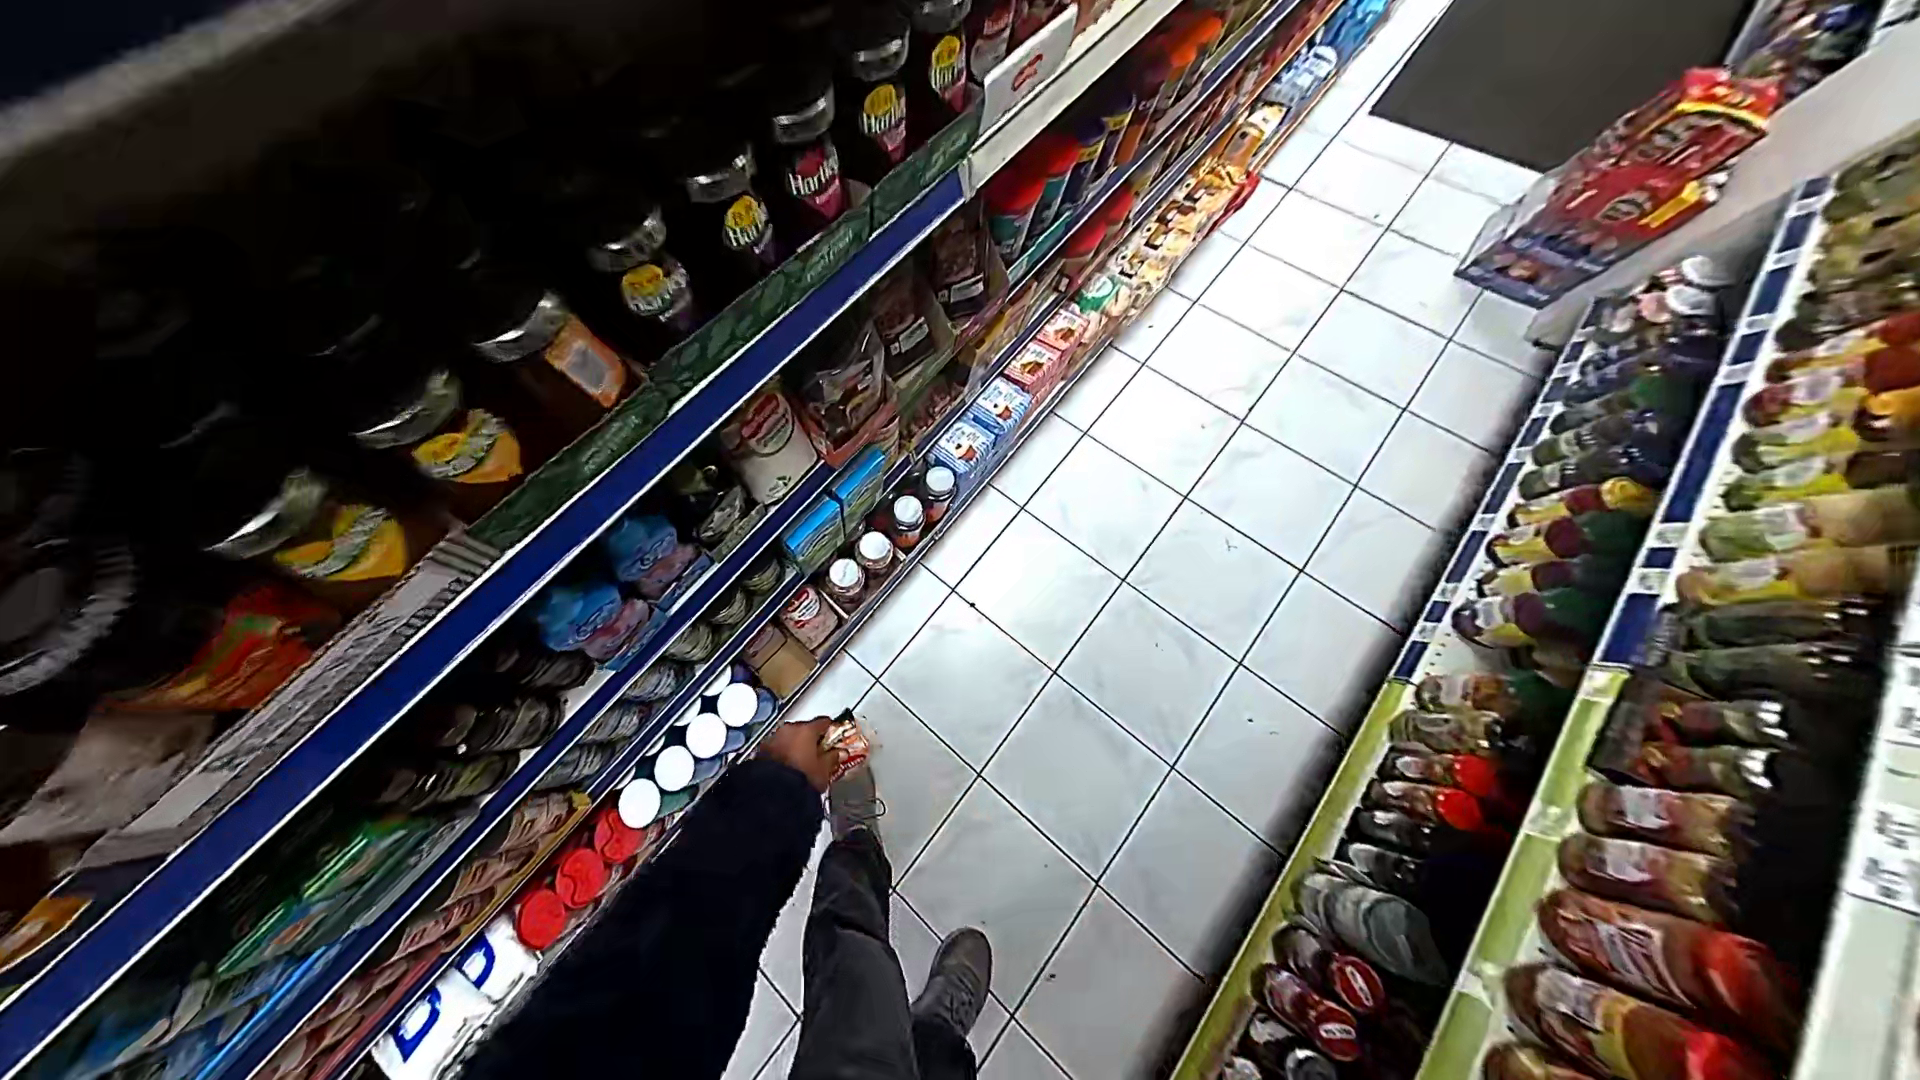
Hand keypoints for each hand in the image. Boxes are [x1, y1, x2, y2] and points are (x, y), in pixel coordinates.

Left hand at [758, 715, 841, 791]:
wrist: (773, 795)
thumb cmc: (799, 779)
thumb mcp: (823, 770)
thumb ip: (832, 758)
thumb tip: (838, 754)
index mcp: (806, 729)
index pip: (823, 722)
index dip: (830, 730)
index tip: (834, 737)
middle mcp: (788, 730)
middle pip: (804, 728)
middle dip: (811, 739)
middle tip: (818, 751)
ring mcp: (773, 739)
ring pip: (789, 738)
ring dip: (795, 746)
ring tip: (802, 761)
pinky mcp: (761, 751)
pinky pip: (777, 747)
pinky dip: (783, 753)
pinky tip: (788, 766)